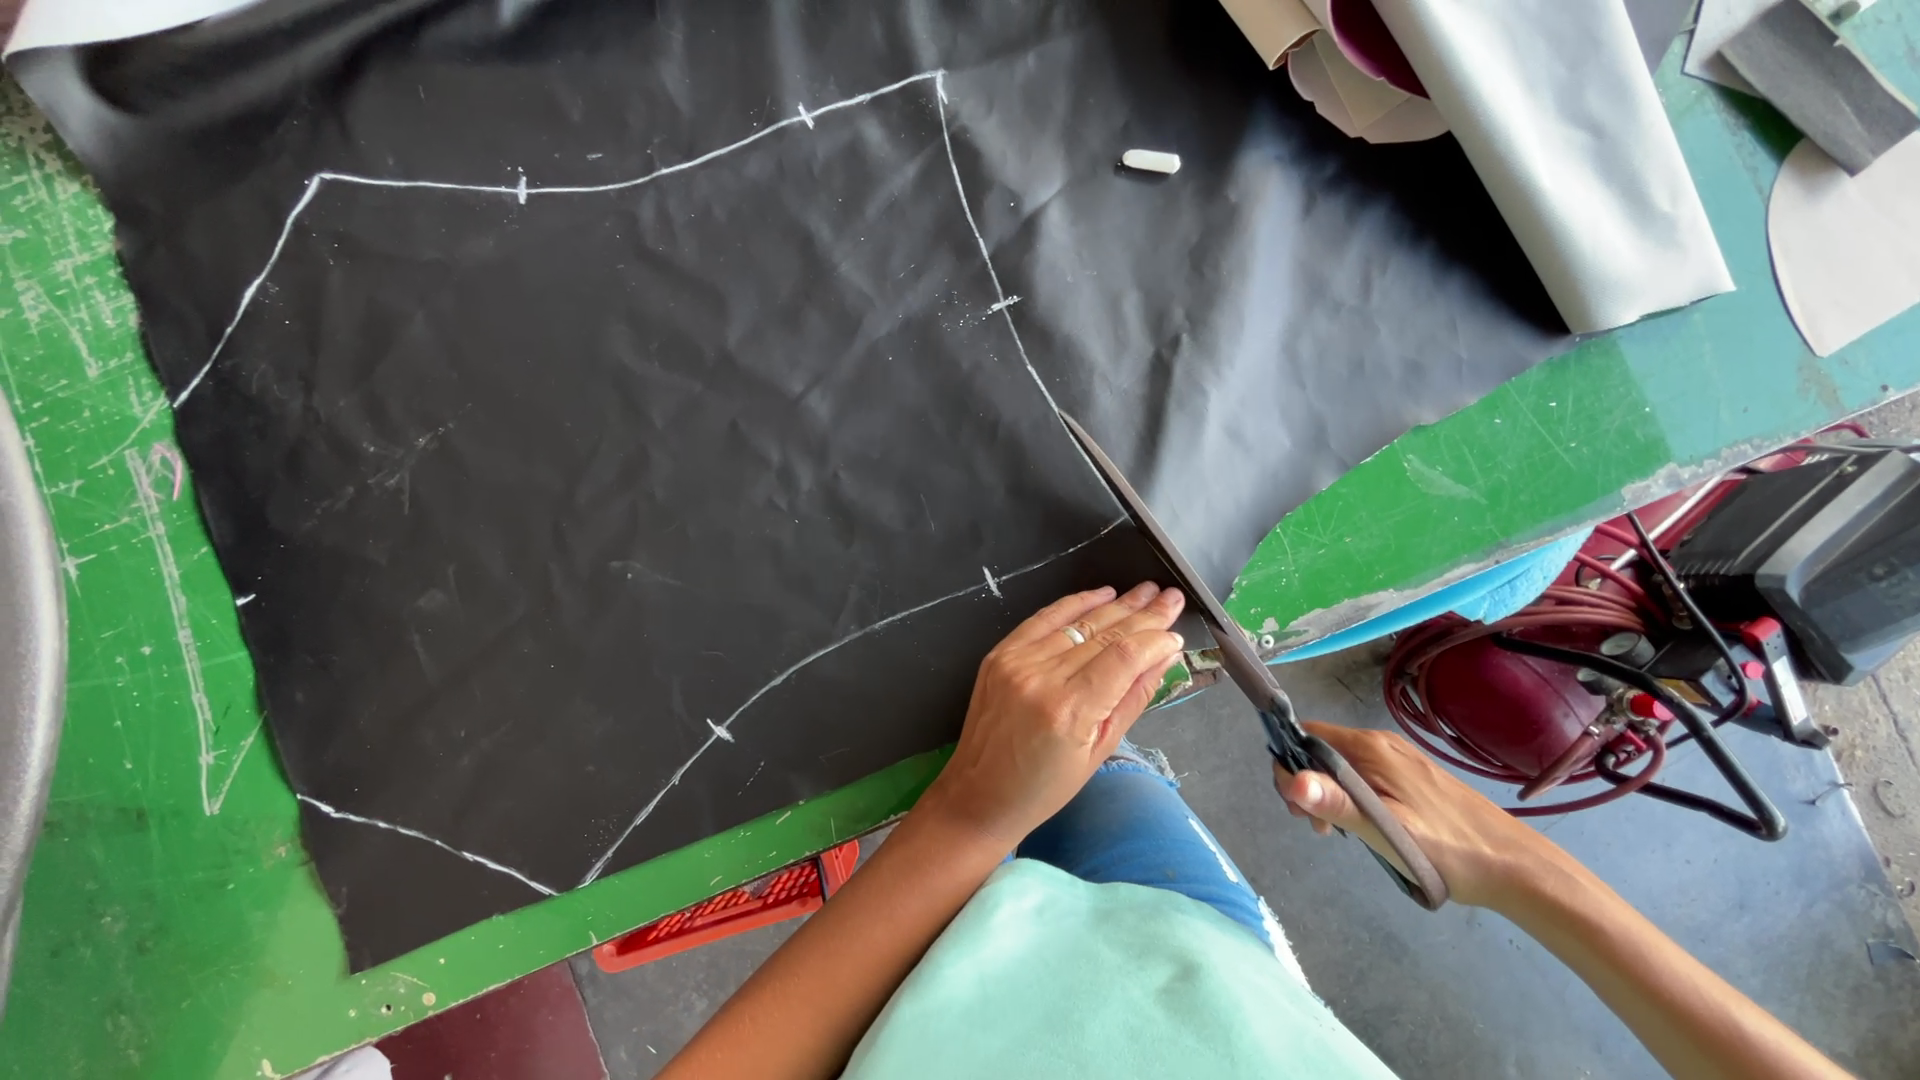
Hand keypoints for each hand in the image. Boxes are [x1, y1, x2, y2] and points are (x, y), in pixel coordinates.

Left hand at [920, 583, 1186, 848]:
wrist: (979, 795)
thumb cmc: (1045, 788)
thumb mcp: (1100, 751)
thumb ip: (1133, 697)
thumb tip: (1166, 656)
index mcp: (1070, 710)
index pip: (1124, 657)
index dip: (1155, 640)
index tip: (1177, 634)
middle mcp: (1042, 677)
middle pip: (1104, 634)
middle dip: (1144, 615)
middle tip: (1173, 598)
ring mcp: (1017, 662)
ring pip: (1077, 623)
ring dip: (1116, 605)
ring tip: (1147, 591)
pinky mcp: (1000, 654)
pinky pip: (1044, 619)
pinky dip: (1074, 604)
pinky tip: (1102, 594)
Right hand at [1273, 722, 1571, 911]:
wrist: (1517, 867)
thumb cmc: (1449, 850)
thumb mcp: (1387, 831)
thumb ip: (1337, 803)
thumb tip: (1290, 779)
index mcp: (1370, 747)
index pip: (1306, 736)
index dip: (1290, 766)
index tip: (1298, 809)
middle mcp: (1381, 742)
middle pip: (1321, 751)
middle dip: (1308, 785)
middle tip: (1321, 829)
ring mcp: (1399, 757)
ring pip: (1342, 765)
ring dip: (1329, 794)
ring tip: (1343, 834)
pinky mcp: (1411, 774)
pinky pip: (1364, 774)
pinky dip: (1352, 797)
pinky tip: (1367, 827)